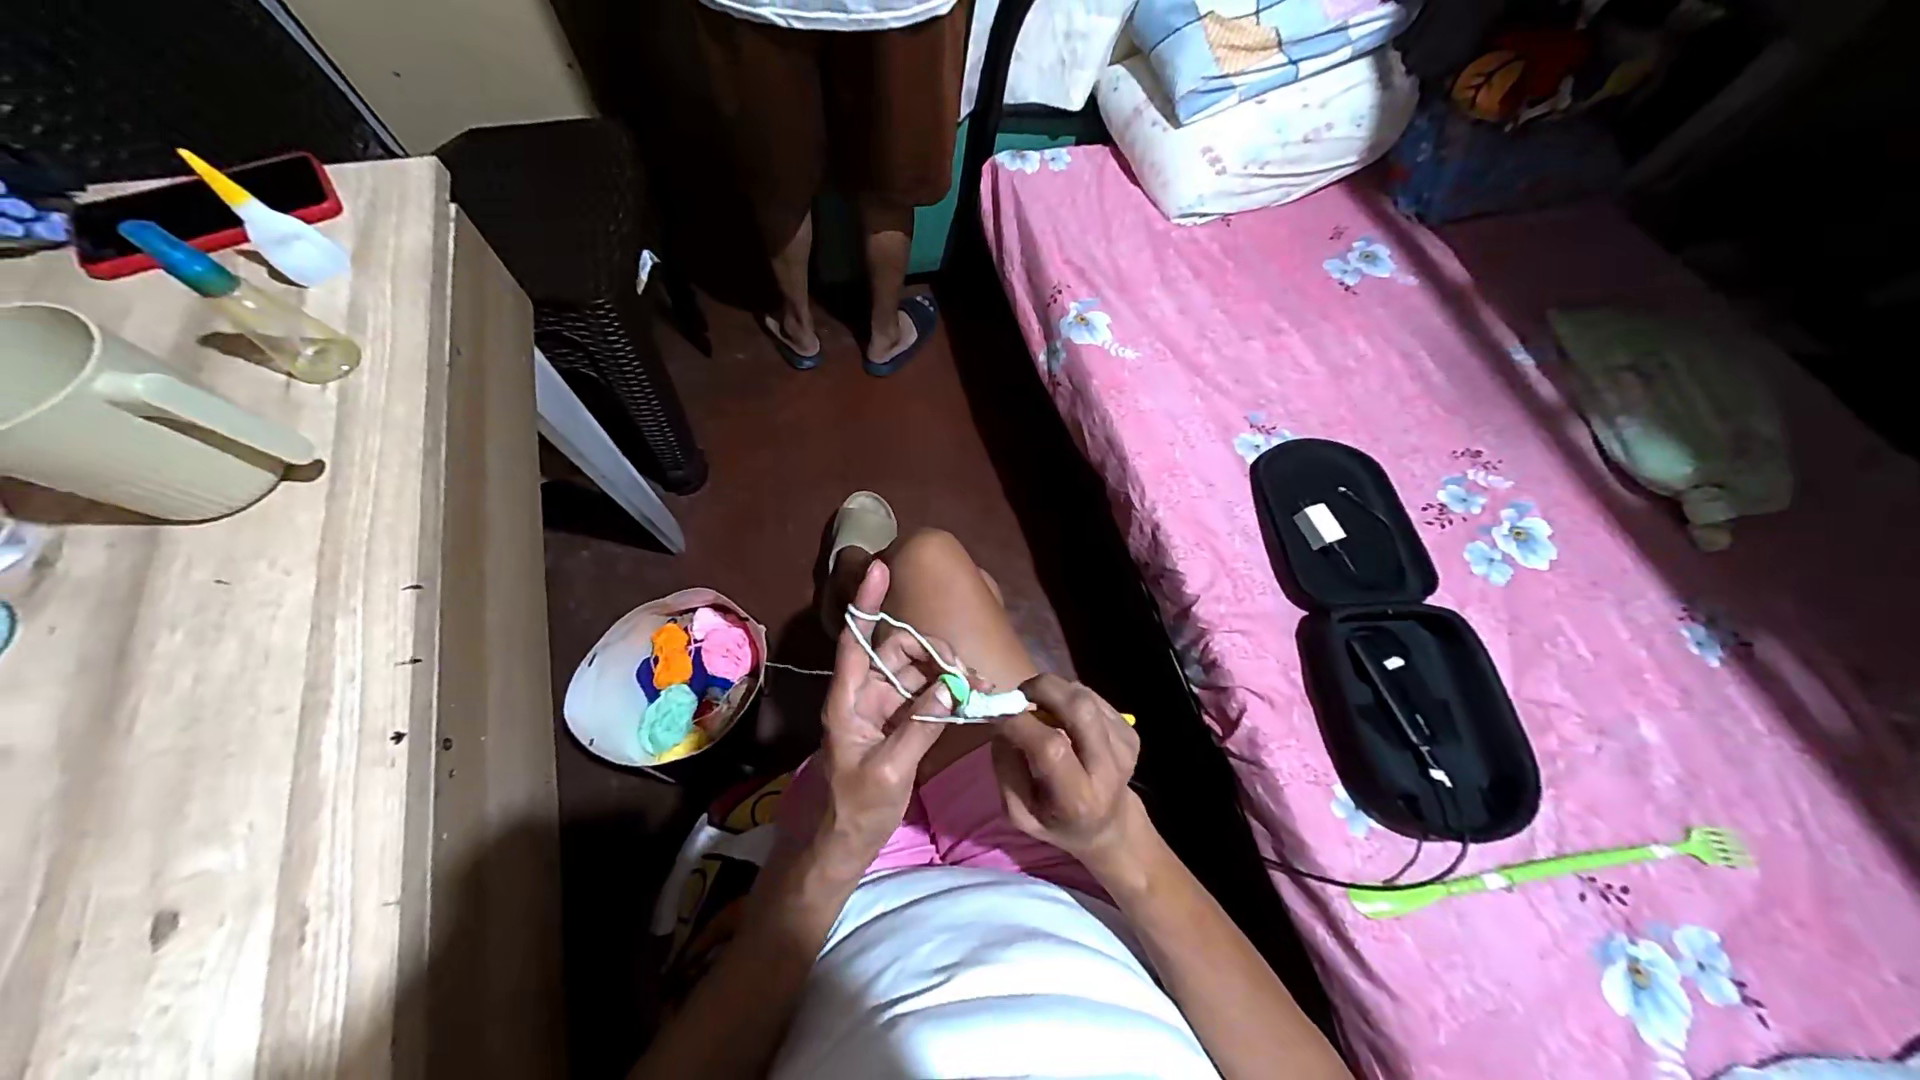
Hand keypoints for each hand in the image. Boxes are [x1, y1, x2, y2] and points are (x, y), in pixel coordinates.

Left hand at [815, 560, 949, 865]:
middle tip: (966, 672)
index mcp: (848, 700)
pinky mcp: (901, 719)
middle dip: (932, 651)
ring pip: (917, 669)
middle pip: (898, 650)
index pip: (855, 641)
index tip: (880, 568)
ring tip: (978, 685)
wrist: (847, 841)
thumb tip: (950, 689)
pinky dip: (950, 691)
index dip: (865, 603)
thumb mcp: (888, 772)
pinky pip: (927, 693)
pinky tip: (974, 695)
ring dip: (947, 671)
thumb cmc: (857, 808)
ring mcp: (885, 705)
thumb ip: (918, 727)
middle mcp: (865, 693)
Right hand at [991, 674, 1146, 877]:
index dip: (1019, 723)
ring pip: (1085, 697)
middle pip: (1079, 709)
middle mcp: (1108, 771)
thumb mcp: (1019, 812)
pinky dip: (1069, 696)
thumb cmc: (1055, 820)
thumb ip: (1006, 768)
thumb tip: (1001, 721)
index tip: (998, 714)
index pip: (1050, 747)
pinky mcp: (1130, 732)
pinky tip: (1061, 715)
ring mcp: (1124, 748)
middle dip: (1043, 689)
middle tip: (1020, 693)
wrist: (1108, 825)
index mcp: (1078, 800)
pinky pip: (1093, 698)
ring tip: (1039, 705)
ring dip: (1055, 691)